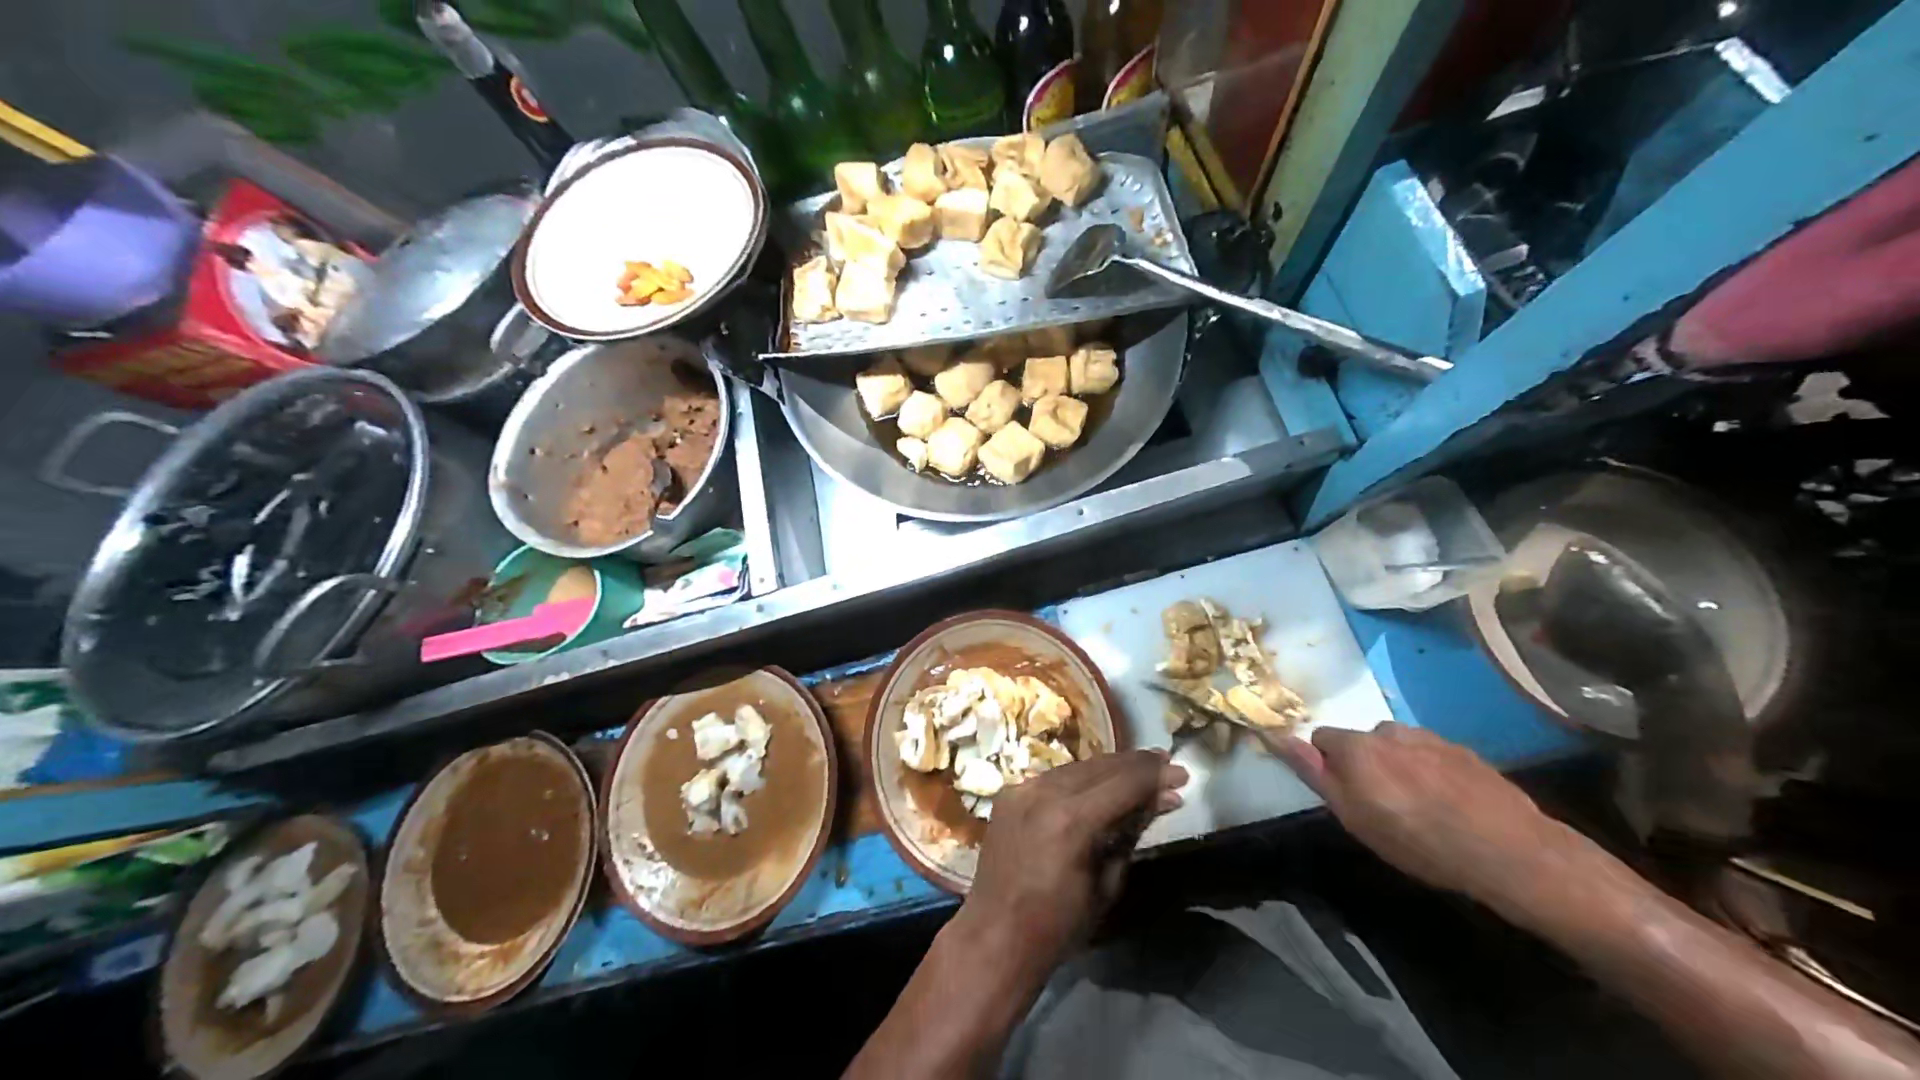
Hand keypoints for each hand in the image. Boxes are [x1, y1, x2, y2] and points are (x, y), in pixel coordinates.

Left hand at [957, 749, 1187, 974]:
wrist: (996, 935)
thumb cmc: (1058, 924)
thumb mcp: (1107, 883)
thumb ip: (1130, 834)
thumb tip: (1159, 801)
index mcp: (1070, 820)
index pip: (1124, 783)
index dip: (1155, 776)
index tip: (1182, 772)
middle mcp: (1043, 793)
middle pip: (1100, 767)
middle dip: (1136, 764)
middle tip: (1167, 763)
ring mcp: (1021, 789)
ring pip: (1075, 767)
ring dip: (1109, 766)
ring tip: (1139, 767)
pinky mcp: (1008, 794)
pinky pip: (1052, 777)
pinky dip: (1080, 776)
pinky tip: (1099, 780)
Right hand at [1272, 723, 1590, 918]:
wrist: (1510, 853)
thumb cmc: (1418, 841)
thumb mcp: (1353, 816)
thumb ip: (1314, 773)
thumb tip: (1278, 737)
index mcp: (1356, 745)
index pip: (1321, 739)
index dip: (1328, 767)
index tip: (1346, 797)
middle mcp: (1389, 731)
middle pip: (1361, 741)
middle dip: (1364, 765)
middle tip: (1382, 806)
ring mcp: (1430, 738)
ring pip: (1397, 746)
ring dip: (1398, 766)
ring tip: (1419, 806)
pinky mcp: (1464, 751)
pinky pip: (1430, 754)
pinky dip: (1430, 771)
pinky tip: (1448, 804)